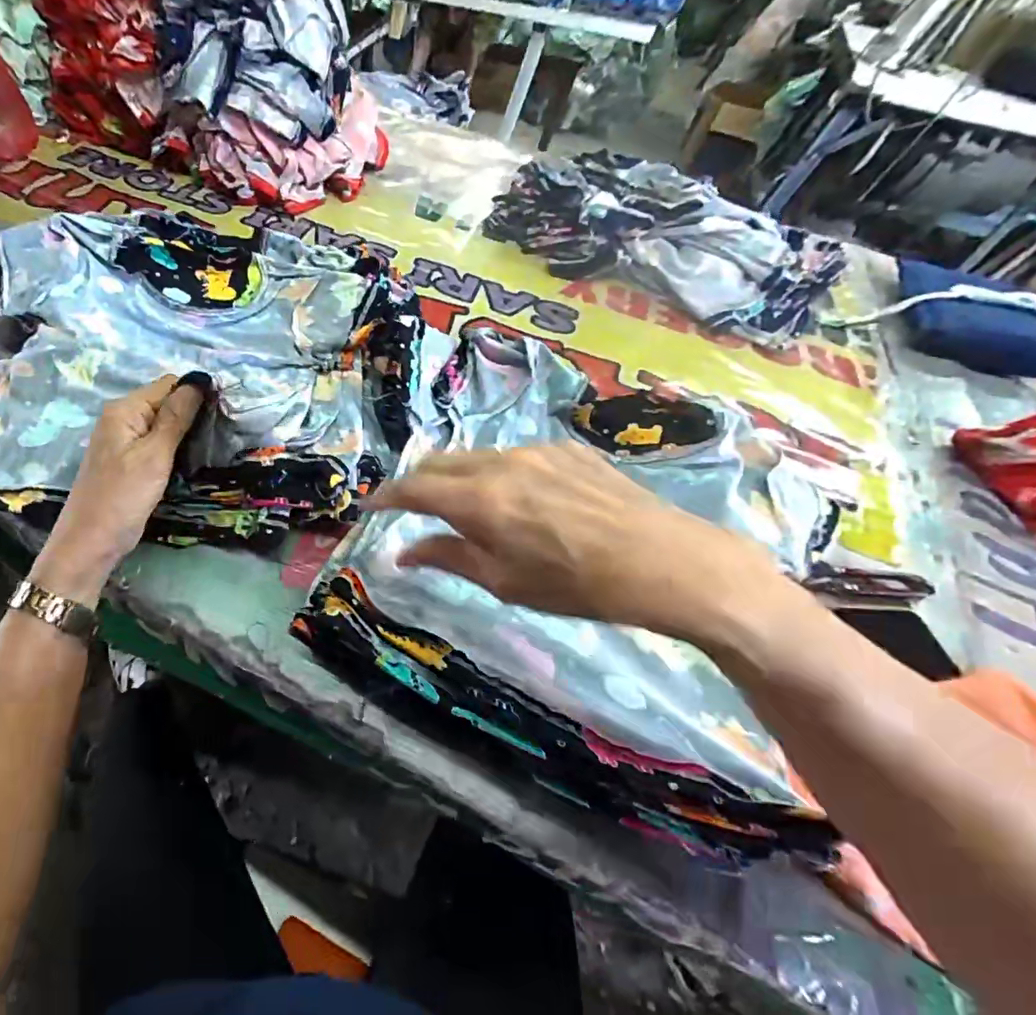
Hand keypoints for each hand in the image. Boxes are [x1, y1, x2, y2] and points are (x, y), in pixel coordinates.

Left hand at [28, 376, 206, 604]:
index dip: (196, 394)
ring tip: (209, 448)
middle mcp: (121, 418)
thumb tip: (198, 381)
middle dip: (192, 414)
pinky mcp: (127, 462)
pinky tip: (188, 461)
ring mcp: (122, 441)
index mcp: (124, 410)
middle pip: (165, 403)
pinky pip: (155, 444)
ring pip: (162, 425)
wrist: (91, 543)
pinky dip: (172, 450)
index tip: (223, 413)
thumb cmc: (123, 497)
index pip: (168, 384)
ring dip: (184, 434)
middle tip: (220, 435)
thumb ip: (176, 417)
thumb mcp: (154, 455)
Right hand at [365, 443, 792, 645]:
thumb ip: (449, 557)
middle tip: (408, 509)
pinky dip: (494, 473)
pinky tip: (516, 498)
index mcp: (479, 502)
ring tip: (463, 506)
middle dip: (415, 484)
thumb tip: (404, 553)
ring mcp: (535, 451)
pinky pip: (512, 455)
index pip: (413, 490)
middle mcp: (499, 465)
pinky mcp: (566, 449)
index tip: (368, 507)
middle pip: (438, 464)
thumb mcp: (505, 583)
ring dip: (455, 478)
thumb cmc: (579, 586)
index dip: (385, 498)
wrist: (668, 562)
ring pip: (474, 457)